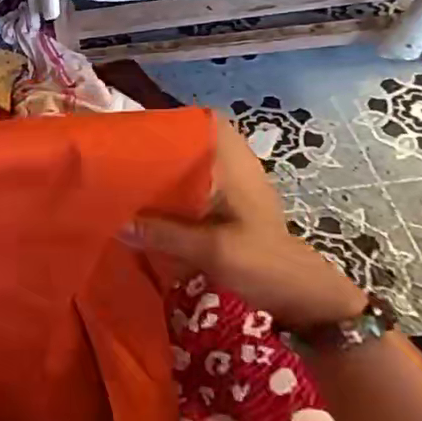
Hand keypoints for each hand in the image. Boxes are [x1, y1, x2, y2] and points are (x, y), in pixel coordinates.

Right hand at [129, 117, 366, 330]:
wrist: (303, 299)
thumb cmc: (263, 264)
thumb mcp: (212, 249)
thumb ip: (165, 234)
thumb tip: (118, 223)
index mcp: (235, 162)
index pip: (204, 121)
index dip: (173, 121)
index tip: (140, 131)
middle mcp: (236, 165)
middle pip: (193, 142)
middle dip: (162, 148)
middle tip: (127, 158)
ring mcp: (236, 186)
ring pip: (194, 166)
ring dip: (168, 172)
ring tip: (132, 180)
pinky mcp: (232, 208)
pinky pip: (198, 187)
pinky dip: (177, 192)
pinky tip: (154, 207)